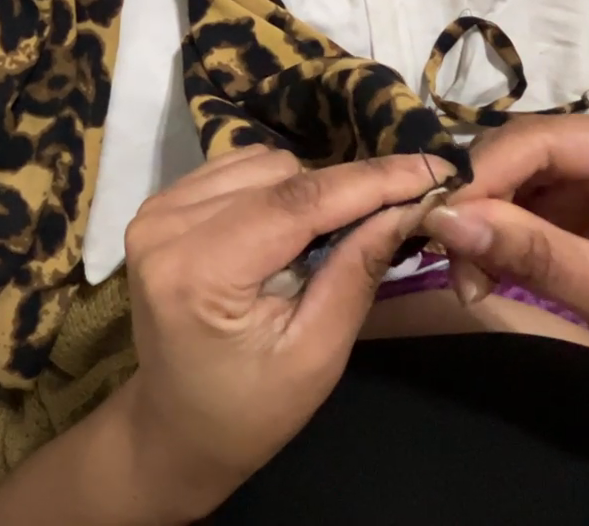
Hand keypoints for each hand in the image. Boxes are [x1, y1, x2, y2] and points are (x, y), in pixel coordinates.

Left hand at [122, 146, 445, 503]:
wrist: (173, 426)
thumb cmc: (247, 410)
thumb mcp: (315, 356)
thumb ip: (356, 272)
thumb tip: (406, 205)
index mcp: (198, 270)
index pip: (295, 201)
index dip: (369, 180)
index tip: (432, 168)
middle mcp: (166, 224)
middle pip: (278, 173)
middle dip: (340, 192)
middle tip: (380, 223)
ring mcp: (156, 209)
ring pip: (258, 163)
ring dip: (303, 190)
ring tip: (316, 244)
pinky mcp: (158, 205)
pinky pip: (232, 170)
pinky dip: (270, 190)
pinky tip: (279, 233)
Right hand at [420, 115, 588, 447]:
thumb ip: (534, 254)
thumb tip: (440, 218)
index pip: (548, 139)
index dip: (484, 173)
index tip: (434, 219)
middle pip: (526, 154)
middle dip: (481, 205)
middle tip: (448, 260)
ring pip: (516, 179)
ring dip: (483, 226)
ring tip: (468, 280)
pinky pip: (525, 206)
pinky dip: (498, 240)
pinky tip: (484, 274)